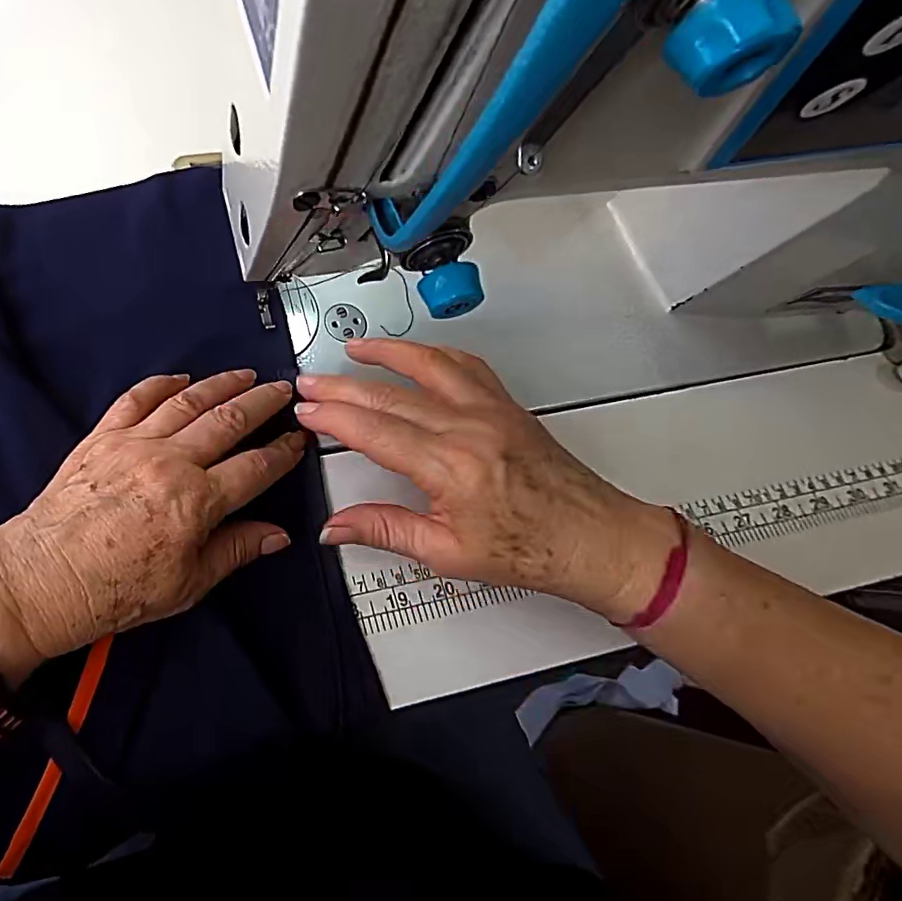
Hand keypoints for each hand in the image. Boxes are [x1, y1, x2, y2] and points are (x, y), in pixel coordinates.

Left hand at [0, 370, 306, 679]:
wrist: (47, 576)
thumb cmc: (109, 587)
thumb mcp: (187, 584)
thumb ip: (235, 550)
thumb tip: (273, 536)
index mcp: (196, 502)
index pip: (255, 467)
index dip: (282, 452)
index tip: (294, 442)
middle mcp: (168, 464)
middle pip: (229, 420)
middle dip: (262, 402)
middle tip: (280, 392)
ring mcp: (133, 445)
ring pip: (188, 401)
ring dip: (220, 384)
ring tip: (242, 376)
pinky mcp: (101, 438)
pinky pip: (136, 399)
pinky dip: (160, 384)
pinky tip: (178, 379)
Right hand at [293, 338, 677, 621]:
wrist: (595, 540)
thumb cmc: (532, 548)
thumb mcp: (445, 552)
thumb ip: (382, 529)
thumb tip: (335, 526)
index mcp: (450, 468)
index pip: (373, 430)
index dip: (332, 418)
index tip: (306, 412)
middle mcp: (470, 430)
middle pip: (388, 395)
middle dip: (339, 387)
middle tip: (309, 383)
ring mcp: (490, 411)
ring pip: (427, 366)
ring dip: (385, 353)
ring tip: (354, 348)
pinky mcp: (505, 406)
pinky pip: (464, 365)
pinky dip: (432, 353)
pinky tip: (414, 353)